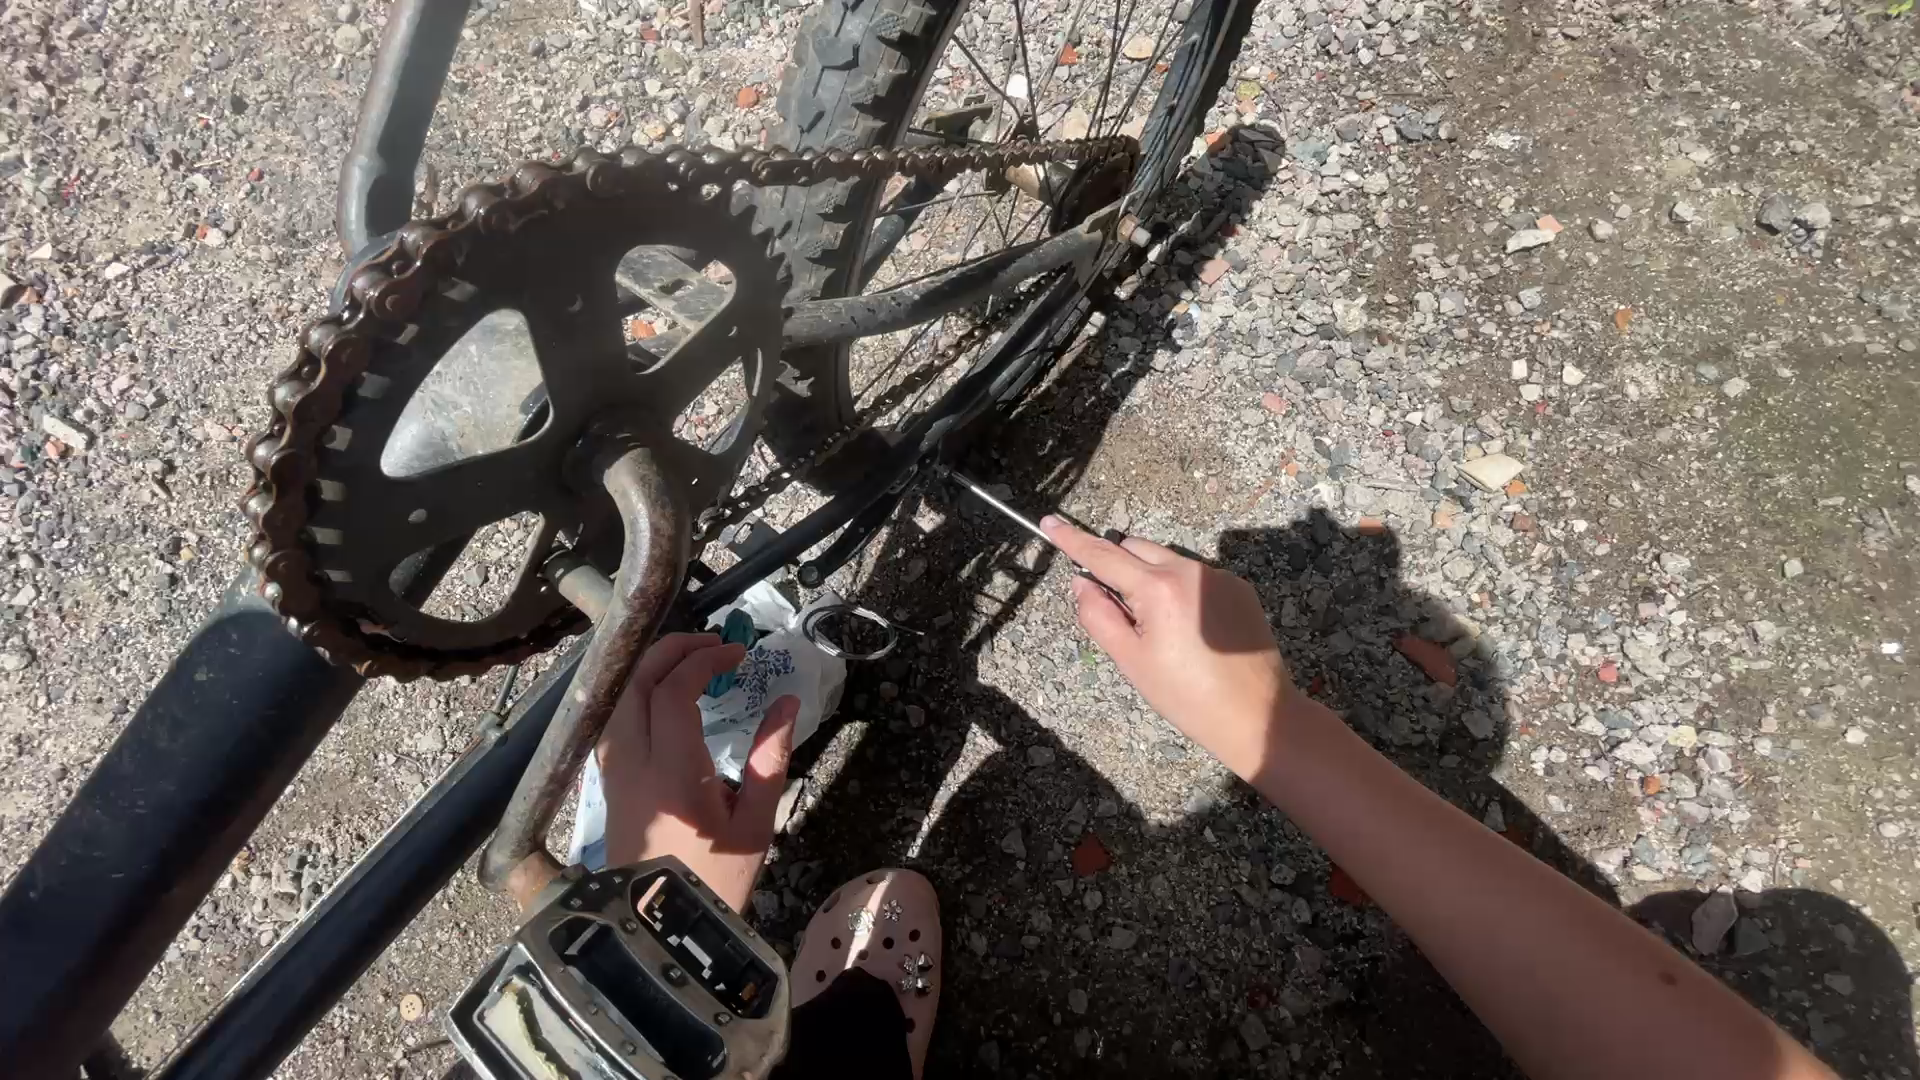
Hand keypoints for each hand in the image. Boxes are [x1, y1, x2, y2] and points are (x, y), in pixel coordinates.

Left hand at [597, 632, 797, 912]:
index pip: (674, 691)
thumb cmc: (716, 882)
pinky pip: (611, 722)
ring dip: (650, 669)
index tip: (739, 655)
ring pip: (616, 700)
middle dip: (671, 650)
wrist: (659, 938)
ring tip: (690, 663)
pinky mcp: (608, 786)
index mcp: (673, 773)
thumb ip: (771, 756)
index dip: (705, 660)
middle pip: (634, 683)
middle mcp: (633, 766)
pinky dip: (636, 694)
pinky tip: (665, 698)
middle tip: (712, 643)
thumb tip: (787, 701)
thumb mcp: (757, 822)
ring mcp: (613, 776)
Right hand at [1041, 517, 1296, 778]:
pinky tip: (1187, 629)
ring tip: (1157, 628)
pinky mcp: (1238, 587)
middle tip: (1113, 606)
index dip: (1072, 539)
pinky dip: (1178, 587)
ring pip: (1165, 560)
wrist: (1257, 715)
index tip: (1049, 522)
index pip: (1103, 555)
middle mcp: (1189, 570)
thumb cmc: (1186, 696)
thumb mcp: (1130, 660)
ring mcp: (1218, 576)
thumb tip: (1081, 583)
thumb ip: (1098, 615)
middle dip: (1115, 565)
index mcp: (1157, 589)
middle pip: (1134, 548)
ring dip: (1148, 577)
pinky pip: (1194, 574)